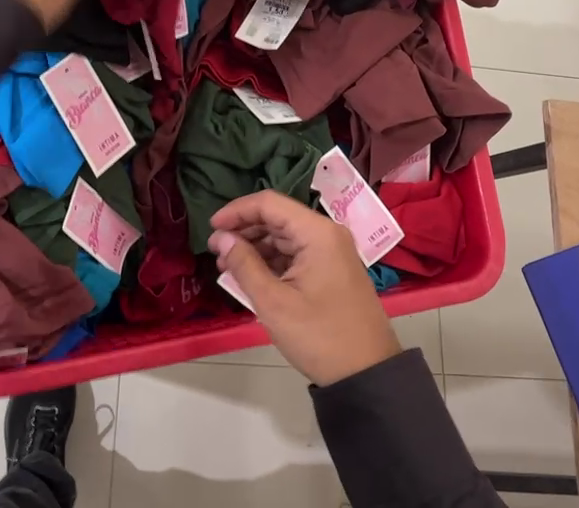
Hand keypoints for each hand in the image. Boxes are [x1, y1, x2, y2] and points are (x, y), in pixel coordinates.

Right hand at [208, 191, 401, 385]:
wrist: (367, 374)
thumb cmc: (319, 336)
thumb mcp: (274, 302)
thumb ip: (244, 264)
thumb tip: (221, 238)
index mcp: (317, 232)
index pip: (269, 204)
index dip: (237, 211)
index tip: (211, 228)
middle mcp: (326, 233)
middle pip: (277, 218)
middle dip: (244, 231)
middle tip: (217, 252)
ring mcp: (332, 251)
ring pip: (285, 236)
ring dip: (256, 247)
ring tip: (229, 267)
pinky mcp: (332, 269)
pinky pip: (296, 253)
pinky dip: (272, 260)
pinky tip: (252, 276)